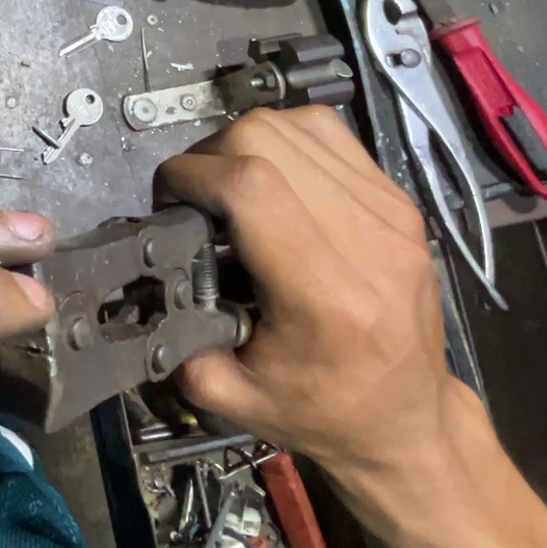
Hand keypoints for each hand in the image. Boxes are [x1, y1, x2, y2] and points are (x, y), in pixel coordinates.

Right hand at [157, 106, 452, 477]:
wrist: (409, 423)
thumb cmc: (320, 409)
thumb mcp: (225, 393)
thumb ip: (171, 333)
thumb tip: (137, 270)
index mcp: (326, 296)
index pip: (249, 185)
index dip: (189, 176)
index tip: (168, 202)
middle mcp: (369, 243)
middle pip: (264, 139)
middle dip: (206, 156)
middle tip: (193, 197)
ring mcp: (391, 213)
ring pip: (291, 124)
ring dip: (240, 144)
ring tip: (226, 186)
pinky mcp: (399, 200)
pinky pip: (323, 131)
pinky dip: (279, 140)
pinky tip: (266, 175)